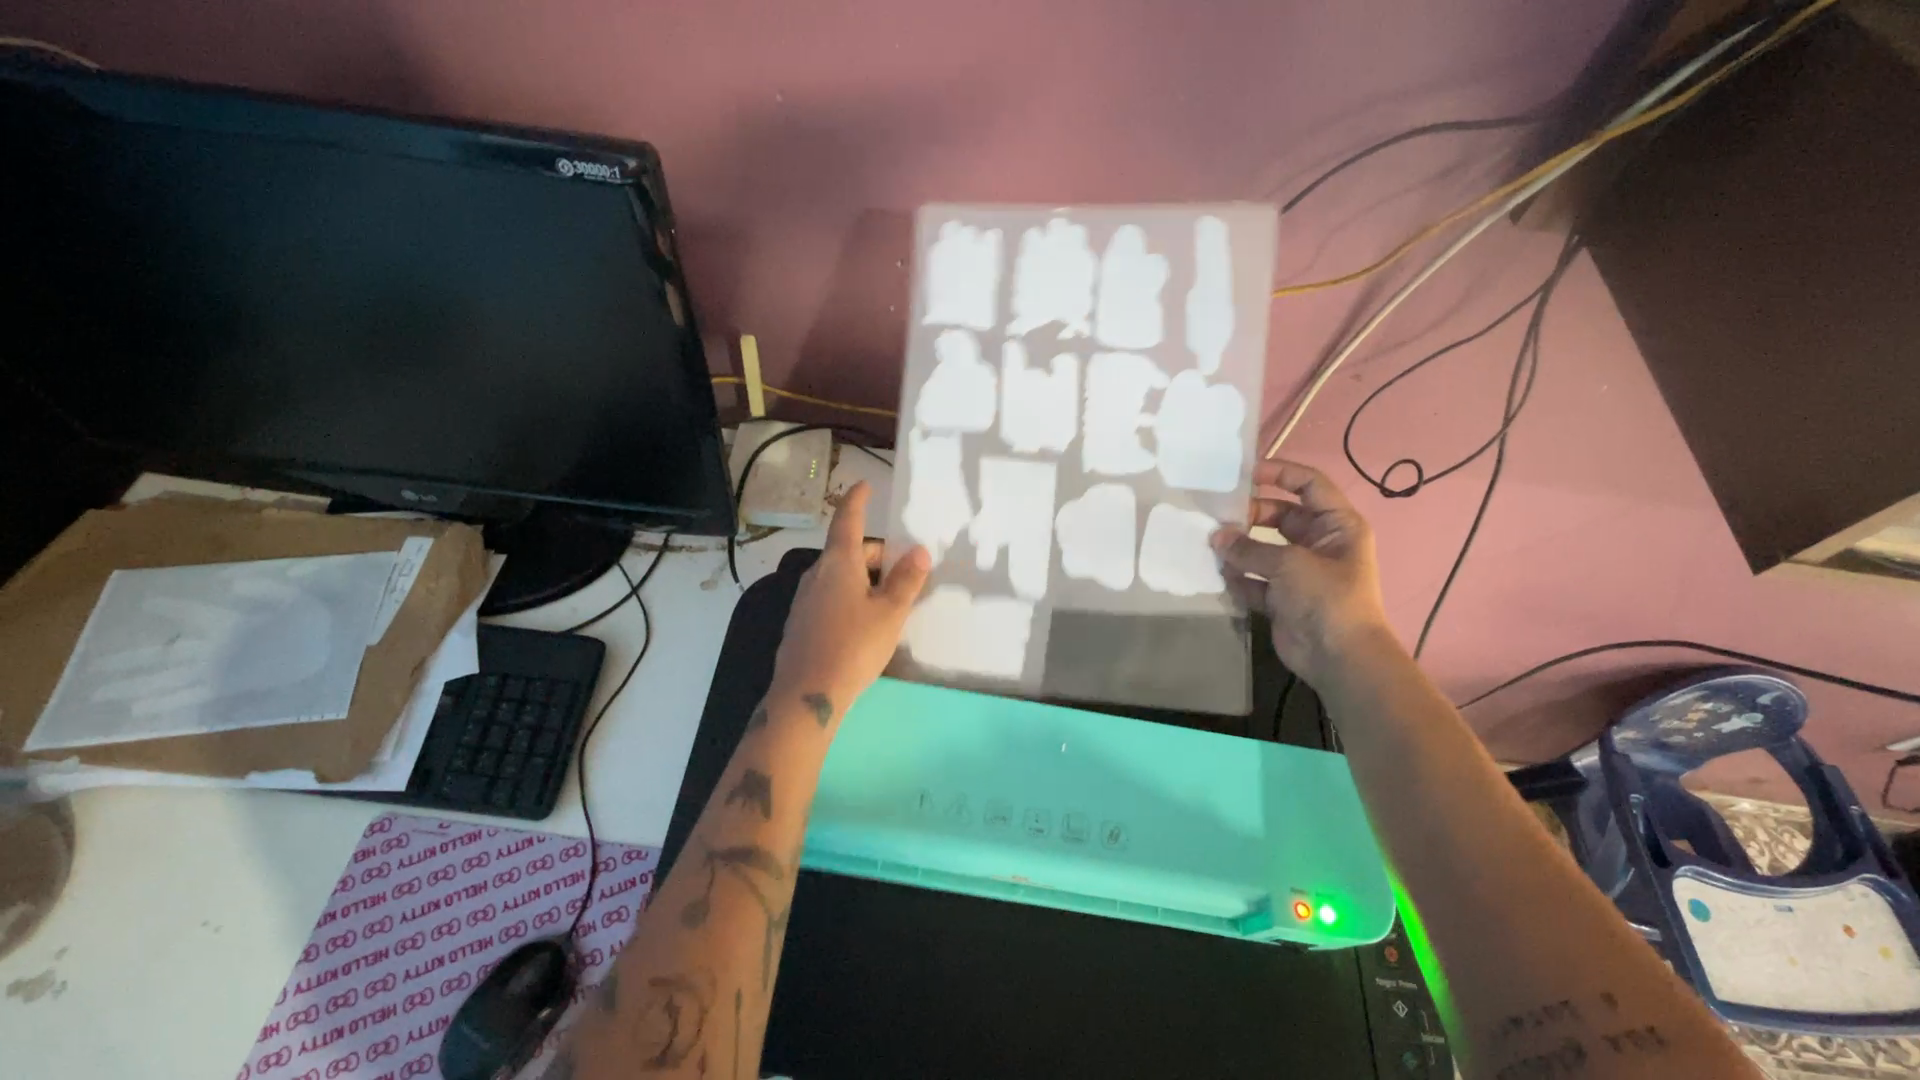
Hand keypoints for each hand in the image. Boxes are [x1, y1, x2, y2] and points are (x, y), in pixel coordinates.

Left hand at [771, 482, 930, 710]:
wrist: (807, 694)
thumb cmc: (853, 646)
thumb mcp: (890, 613)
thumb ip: (906, 580)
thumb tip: (919, 551)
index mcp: (838, 563)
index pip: (847, 520)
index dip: (857, 500)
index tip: (865, 484)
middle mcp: (816, 574)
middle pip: (848, 552)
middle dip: (875, 554)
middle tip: (905, 568)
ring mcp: (805, 600)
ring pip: (839, 576)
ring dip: (864, 578)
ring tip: (891, 598)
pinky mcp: (801, 623)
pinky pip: (830, 597)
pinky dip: (850, 597)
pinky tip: (866, 622)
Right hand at [1211, 460, 1392, 687]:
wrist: (1339, 657)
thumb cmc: (1326, 597)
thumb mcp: (1289, 563)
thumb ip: (1250, 548)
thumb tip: (1216, 537)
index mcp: (1337, 525)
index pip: (1309, 485)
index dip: (1280, 473)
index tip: (1245, 473)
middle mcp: (1319, 543)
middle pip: (1280, 516)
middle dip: (1251, 515)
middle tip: (1218, 515)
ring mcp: (1299, 572)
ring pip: (1263, 549)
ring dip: (1239, 548)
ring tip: (1210, 544)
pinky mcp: (1282, 598)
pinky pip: (1255, 580)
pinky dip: (1239, 578)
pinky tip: (1220, 575)